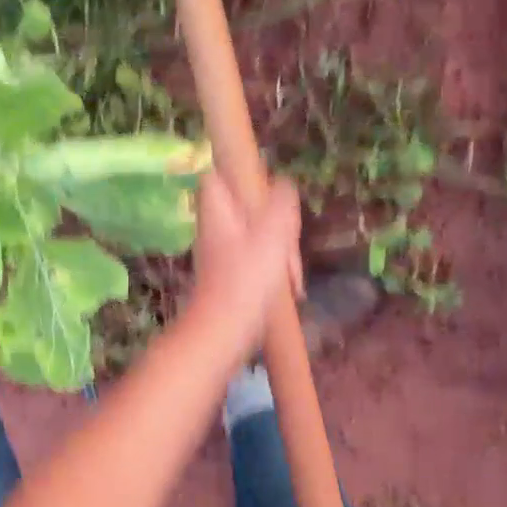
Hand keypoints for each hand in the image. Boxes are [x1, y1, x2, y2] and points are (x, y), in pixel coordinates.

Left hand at [190, 170, 302, 352]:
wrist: (223, 332)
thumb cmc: (246, 280)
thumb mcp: (272, 235)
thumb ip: (279, 204)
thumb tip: (282, 182)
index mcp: (218, 213)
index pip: (214, 177)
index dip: (236, 173)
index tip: (264, 184)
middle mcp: (214, 230)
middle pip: (243, 209)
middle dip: (274, 220)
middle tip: (289, 238)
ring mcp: (220, 254)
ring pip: (254, 236)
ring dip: (279, 250)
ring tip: (292, 273)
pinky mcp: (229, 276)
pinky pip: (255, 260)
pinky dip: (273, 269)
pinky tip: (288, 287)